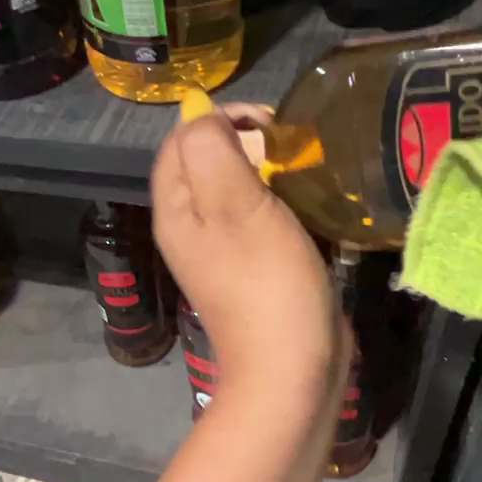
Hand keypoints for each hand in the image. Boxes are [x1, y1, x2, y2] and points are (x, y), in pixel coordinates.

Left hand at [151, 106, 347, 412]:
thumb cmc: (265, 283)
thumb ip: (211, 152)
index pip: (180, 141)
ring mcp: (219, 250)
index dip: (218, 119)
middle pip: (204, 163)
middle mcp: (189, 227)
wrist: (290, 369)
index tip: (268, 123)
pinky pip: (256, 218)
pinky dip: (278, 202)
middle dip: (244, 141)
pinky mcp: (251, 268)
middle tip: (289, 143)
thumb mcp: (236, 205)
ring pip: (234, 189)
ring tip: (302, 167)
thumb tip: (199, 113)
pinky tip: (306, 203)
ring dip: (265, 170)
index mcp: (176, 209)